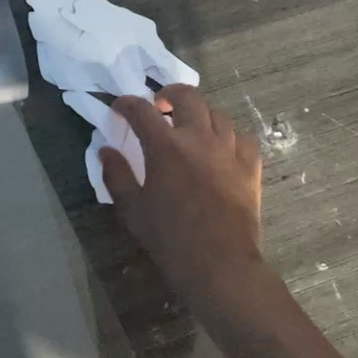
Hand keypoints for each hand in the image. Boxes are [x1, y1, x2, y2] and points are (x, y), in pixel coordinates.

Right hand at [101, 85, 264, 292]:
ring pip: (217, 114)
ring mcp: (228, 151)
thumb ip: (116, 174)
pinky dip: (229, 136)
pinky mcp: (250, 167)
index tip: (119, 108)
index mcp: (165, 146)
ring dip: (200, 115)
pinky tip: (221, 149)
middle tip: (160, 106)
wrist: (219, 264)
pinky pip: (242, 138)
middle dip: (169, 94)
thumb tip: (106, 151)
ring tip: (191, 128)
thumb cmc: (170, 237)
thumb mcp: (132, 208)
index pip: (141, 110)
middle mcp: (198, 139)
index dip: (126, 103)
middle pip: (187, 96)